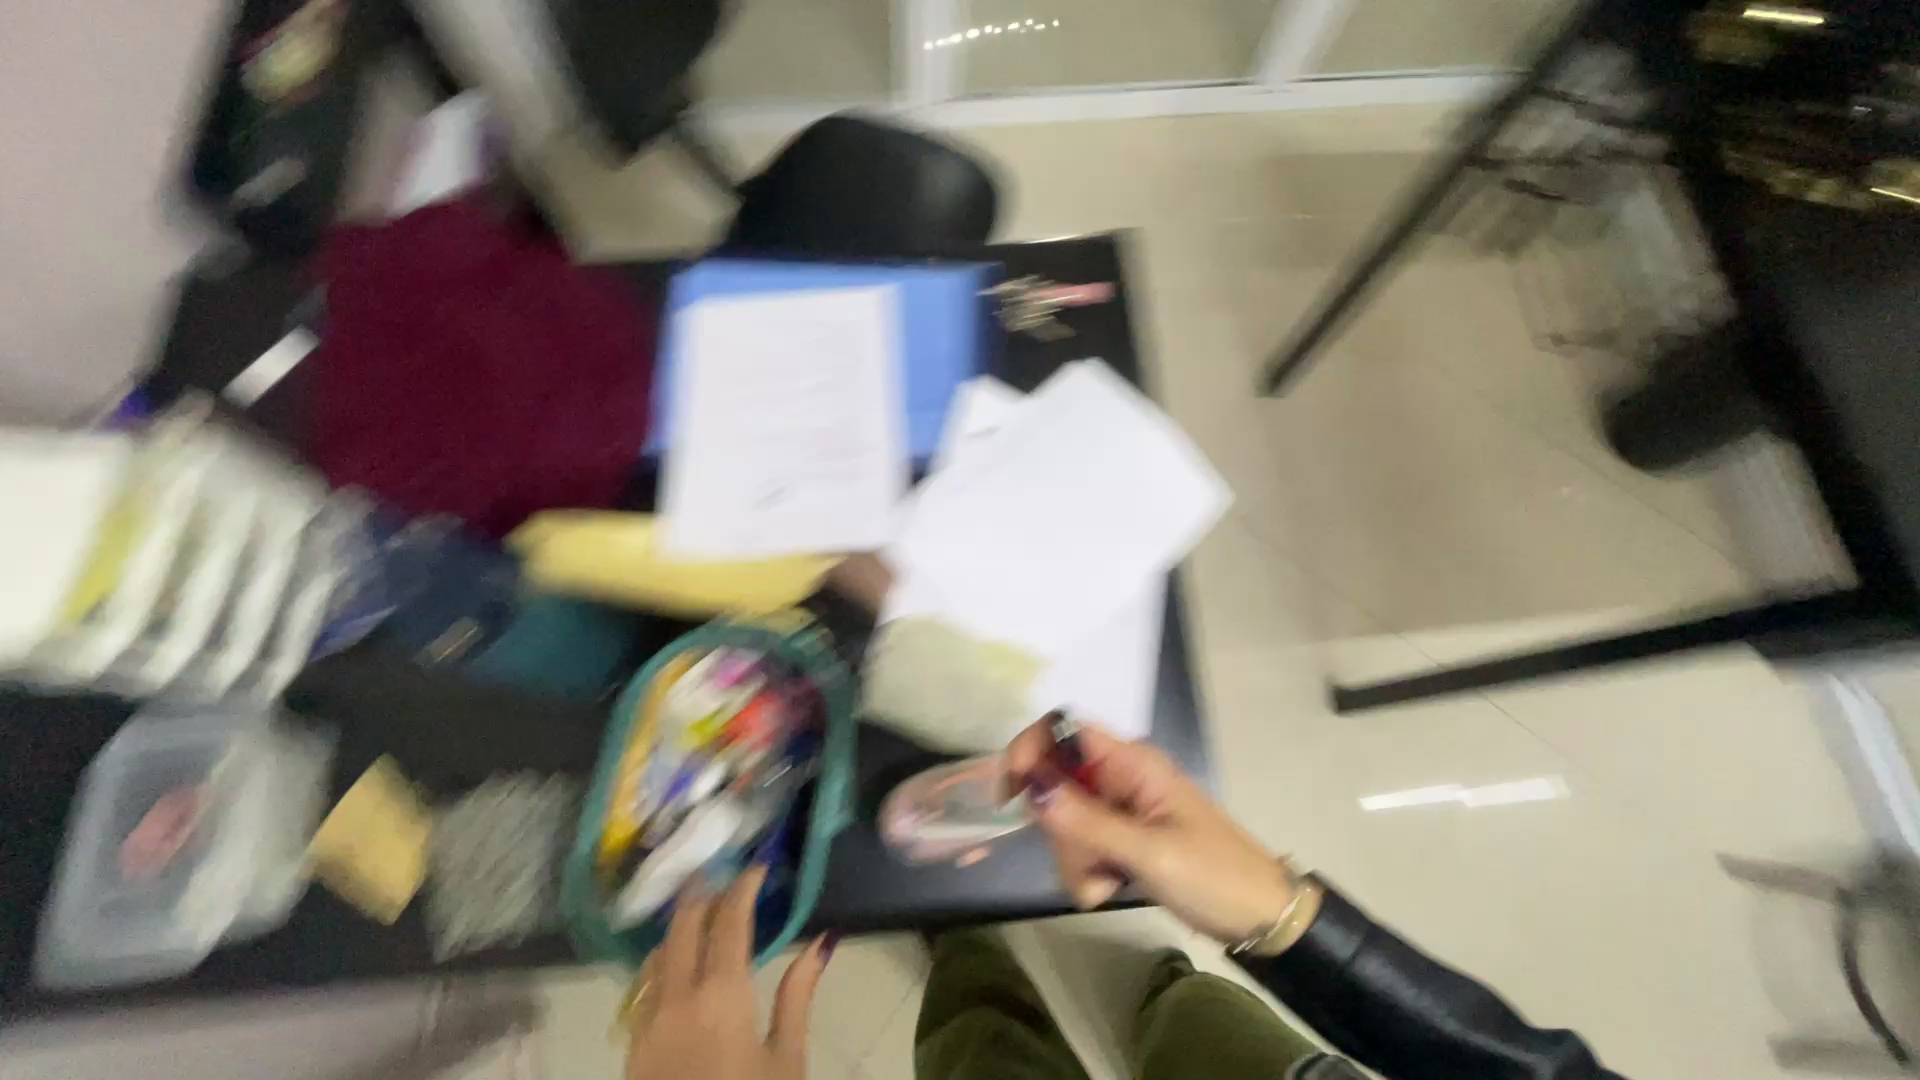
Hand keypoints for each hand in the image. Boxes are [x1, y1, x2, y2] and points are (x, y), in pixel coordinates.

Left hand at [625, 866, 834, 1079]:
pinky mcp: (631, 1049)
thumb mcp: (786, 1061)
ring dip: (681, 926)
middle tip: (726, 880)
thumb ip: (798, 995)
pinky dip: (665, 960)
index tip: (757, 868)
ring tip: (704, 914)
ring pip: (658, 952)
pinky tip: (682, 966)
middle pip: (684, 925)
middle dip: (704, 895)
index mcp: (722, 997)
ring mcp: (646, 1024)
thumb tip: (821, 943)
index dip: (743, 887)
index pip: (730, 920)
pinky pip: (645, 985)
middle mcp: (677, 999)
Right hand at [1004, 718, 1294, 943]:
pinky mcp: (1118, 837)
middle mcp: (1118, 776)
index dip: (1030, 748)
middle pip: (1055, 781)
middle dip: (1059, 827)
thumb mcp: (1151, 852)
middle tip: (1089, 860)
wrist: (1262, 918)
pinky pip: (1078, 844)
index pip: (1064, 729)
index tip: (1012, 792)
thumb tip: (1034, 788)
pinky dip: (1084, 870)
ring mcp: (1117, 808)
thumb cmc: (1215, 876)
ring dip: (1073, 856)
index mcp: (1131, 762)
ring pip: (1062, 819)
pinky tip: (1110, 889)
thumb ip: (1089, 822)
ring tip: (1107, 883)